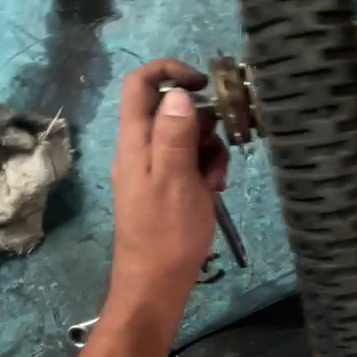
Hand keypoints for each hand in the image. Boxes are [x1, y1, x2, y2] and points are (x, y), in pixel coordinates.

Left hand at [108, 59, 228, 306]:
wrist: (156, 283)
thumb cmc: (167, 233)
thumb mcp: (176, 179)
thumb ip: (175, 134)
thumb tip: (179, 94)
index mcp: (136, 142)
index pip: (141, 85)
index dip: (171, 72)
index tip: (205, 84)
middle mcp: (141, 149)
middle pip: (172, 110)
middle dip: (204, 122)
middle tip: (220, 148)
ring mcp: (154, 169)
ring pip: (187, 137)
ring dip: (210, 150)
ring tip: (217, 181)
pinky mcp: (168, 188)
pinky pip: (190, 163)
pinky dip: (207, 170)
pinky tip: (214, 192)